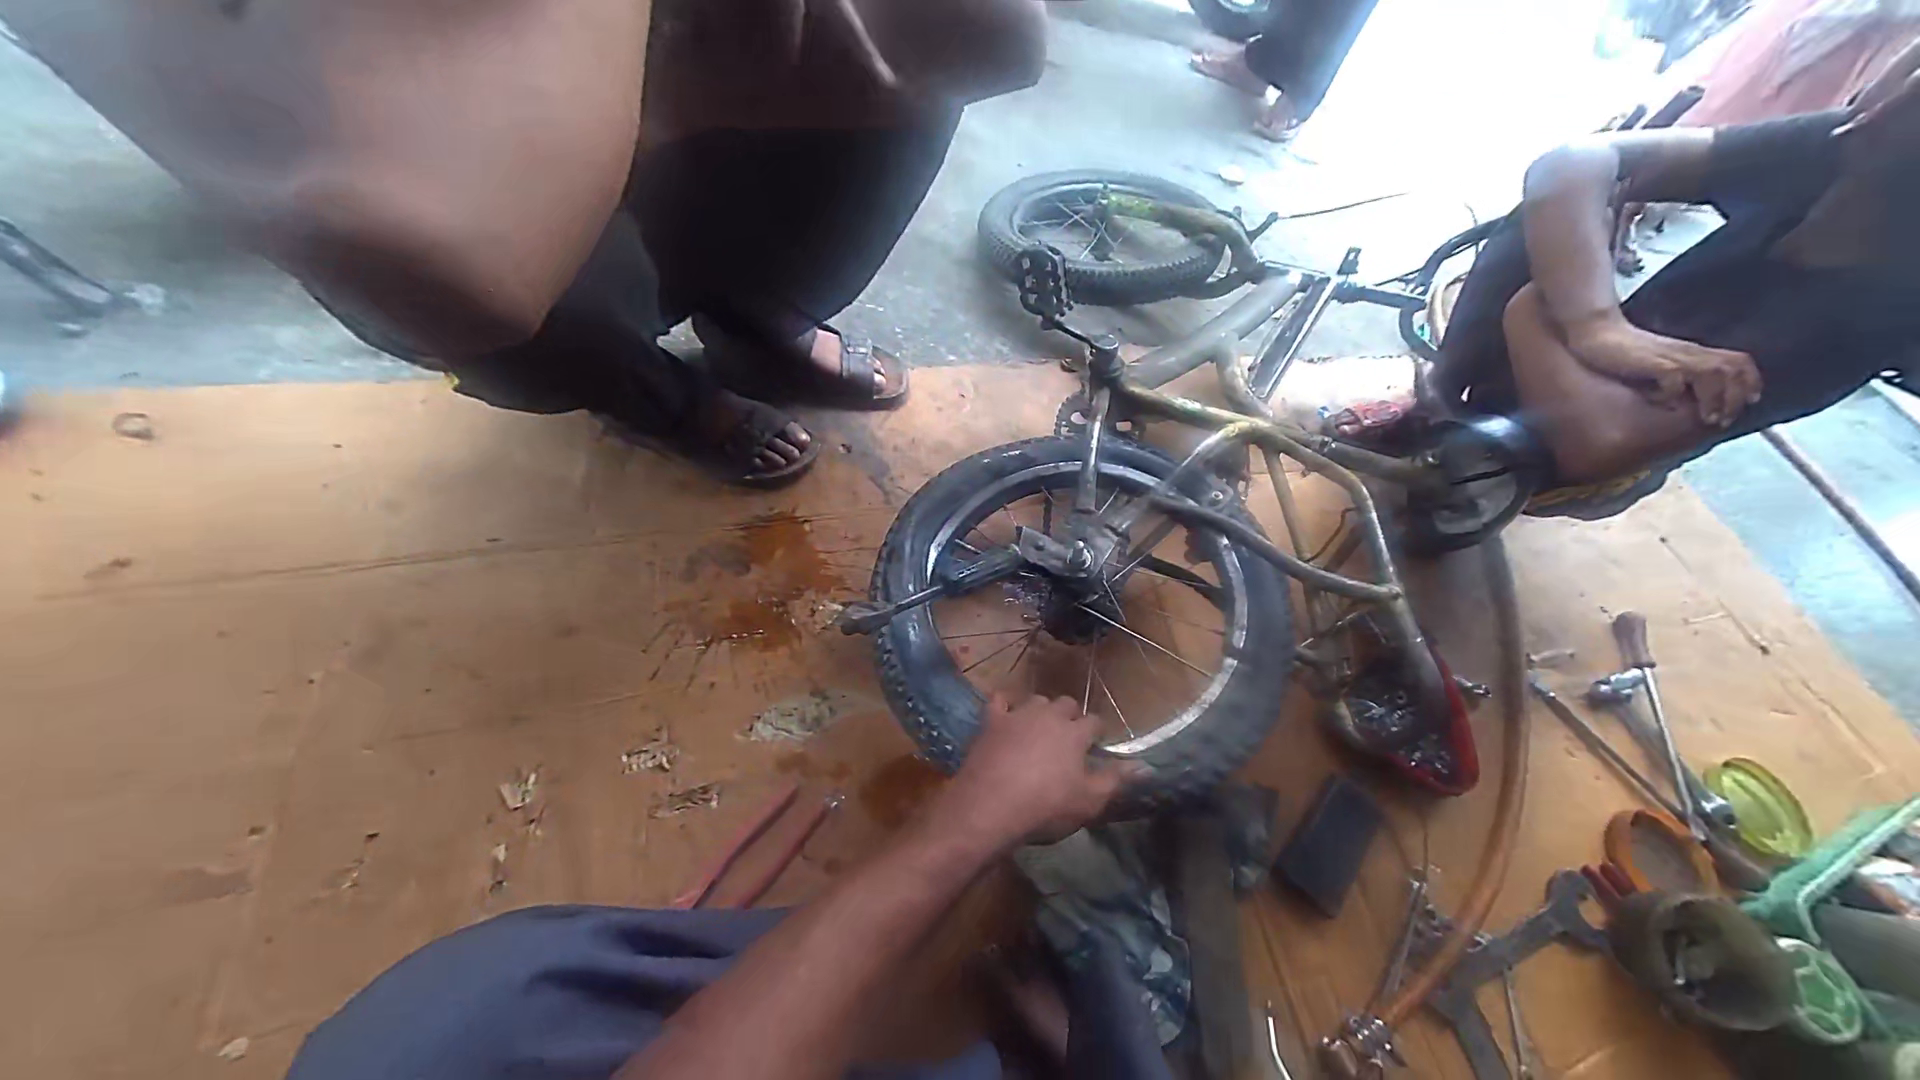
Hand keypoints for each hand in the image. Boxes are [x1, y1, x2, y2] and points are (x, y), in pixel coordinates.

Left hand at [930, 694, 1142, 846]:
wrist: (991, 805)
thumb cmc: (1046, 806)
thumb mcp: (1089, 800)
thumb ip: (1116, 779)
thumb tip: (1146, 766)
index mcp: (1074, 733)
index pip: (1094, 722)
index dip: (1097, 732)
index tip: (1096, 744)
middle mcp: (1048, 715)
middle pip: (1066, 704)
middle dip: (1071, 716)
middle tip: (1069, 737)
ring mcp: (1018, 715)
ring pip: (1035, 700)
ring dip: (1042, 710)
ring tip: (1040, 727)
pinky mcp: (991, 721)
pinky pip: (998, 700)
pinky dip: (1005, 704)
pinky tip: (1006, 712)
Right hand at [1564, 313, 1761, 427]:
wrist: (1596, 333)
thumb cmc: (1618, 351)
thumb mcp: (1653, 361)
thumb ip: (1670, 374)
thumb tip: (1680, 398)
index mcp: (1693, 351)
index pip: (1738, 362)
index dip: (1750, 381)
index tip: (1748, 403)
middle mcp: (1690, 352)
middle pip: (1732, 370)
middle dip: (1735, 397)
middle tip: (1724, 420)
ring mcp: (1672, 357)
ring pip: (1712, 376)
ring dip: (1714, 399)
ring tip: (1707, 419)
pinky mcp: (1653, 363)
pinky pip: (1674, 381)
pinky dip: (1671, 395)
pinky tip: (1658, 403)